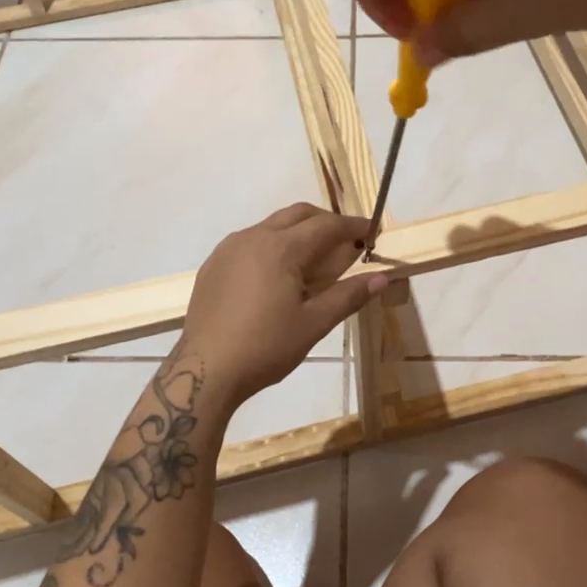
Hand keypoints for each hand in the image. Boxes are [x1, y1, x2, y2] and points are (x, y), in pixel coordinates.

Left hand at [181, 204, 388, 404]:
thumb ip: (349, 296)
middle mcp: (253, 237)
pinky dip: (272, 247)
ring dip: (297, 233)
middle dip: (325, 222)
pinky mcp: (213, 265)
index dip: (354, 226)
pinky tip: (277, 277)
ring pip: (271, 226)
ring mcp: (228, 249)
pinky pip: (249, 242)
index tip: (374, 233)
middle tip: (346, 243)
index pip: (326, 225)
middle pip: (297, 215)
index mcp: (281, 248)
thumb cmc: (265, 347)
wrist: (205, 371)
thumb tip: (382, 278)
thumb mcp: (314, 324)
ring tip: (313, 261)